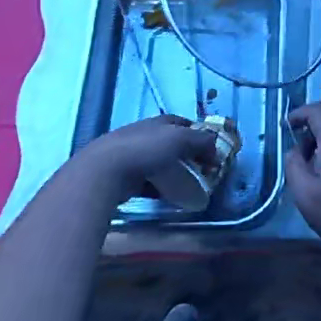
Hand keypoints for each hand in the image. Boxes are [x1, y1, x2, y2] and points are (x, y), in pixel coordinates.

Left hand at [71, 115, 213, 200]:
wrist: (106, 171)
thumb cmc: (145, 150)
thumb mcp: (179, 139)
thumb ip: (200, 141)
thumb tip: (215, 146)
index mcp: (157, 123)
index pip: (180, 123)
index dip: (196, 133)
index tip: (210, 148)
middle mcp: (143, 135)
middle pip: (169, 143)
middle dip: (185, 154)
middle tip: (201, 169)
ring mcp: (131, 155)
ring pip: (158, 163)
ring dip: (172, 172)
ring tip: (187, 186)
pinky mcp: (123, 176)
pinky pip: (147, 182)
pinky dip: (159, 187)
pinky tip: (167, 197)